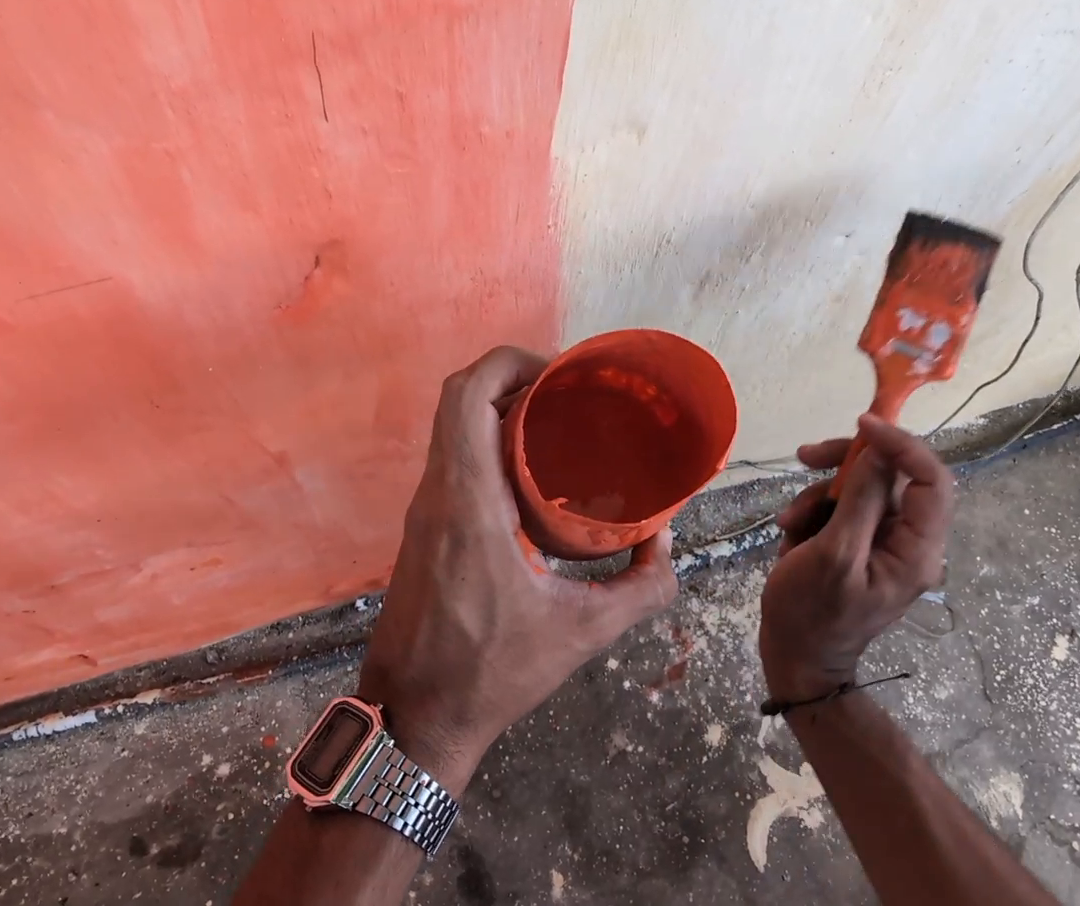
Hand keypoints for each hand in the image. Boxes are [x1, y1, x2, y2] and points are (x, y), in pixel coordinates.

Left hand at [357, 347, 679, 791]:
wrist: (414, 717)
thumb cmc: (492, 672)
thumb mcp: (584, 631)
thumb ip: (643, 587)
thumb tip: (665, 542)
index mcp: (468, 502)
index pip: (467, 396)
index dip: (510, 363)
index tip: (561, 375)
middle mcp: (437, 493)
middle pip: (459, 399)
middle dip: (514, 379)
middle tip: (571, 395)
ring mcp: (424, 510)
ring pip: (452, 428)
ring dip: (500, 410)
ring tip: (559, 424)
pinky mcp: (424, 528)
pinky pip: (453, 458)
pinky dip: (489, 442)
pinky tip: (532, 472)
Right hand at [758, 413, 952, 705]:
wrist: (795, 658)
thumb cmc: (812, 615)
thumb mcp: (833, 555)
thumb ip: (859, 501)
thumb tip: (879, 451)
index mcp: (917, 549)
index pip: (932, 479)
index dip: (902, 445)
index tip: (862, 426)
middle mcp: (907, 541)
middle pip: (891, 476)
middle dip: (844, 465)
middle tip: (805, 456)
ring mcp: (881, 542)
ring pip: (859, 488)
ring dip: (817, 494)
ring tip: (788, 523)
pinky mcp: (856, 544)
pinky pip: (840, 507)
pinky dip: (812, 511)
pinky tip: (791, 534)